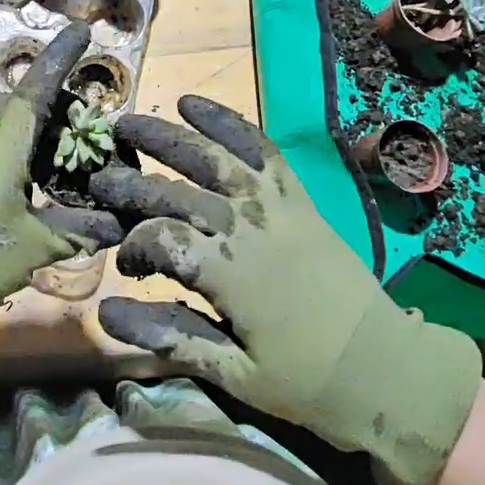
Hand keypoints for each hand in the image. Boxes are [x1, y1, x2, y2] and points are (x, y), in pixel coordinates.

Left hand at [0, 22, 118, 384]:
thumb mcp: (37, 246)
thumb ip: (82, 227)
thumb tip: (121, 221)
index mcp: (3, 138)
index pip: (40, 84)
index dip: (63, 55)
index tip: (82, 32)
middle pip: (22, 99)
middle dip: (53, 109)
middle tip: (77, 142)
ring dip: (26, 125)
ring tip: (48, 166)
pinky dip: (3, 139)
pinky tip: (14, 178)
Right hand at [88, 95, 481, 484]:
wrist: (386, 368)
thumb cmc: (306, 381)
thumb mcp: (236, 375)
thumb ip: (172, 336)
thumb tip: (106, 314)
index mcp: (231, 276)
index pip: (162, 241)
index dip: (134, 248)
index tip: (125, 266)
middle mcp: (248, 229)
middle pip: (176, 193)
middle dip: (130, 185)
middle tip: (99, 181)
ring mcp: (275, 206)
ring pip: (212, 157)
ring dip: (166, 137)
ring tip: (129, 123)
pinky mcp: (296, 197)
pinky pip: (260, 147)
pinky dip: (226, 122)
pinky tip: (193, 104)